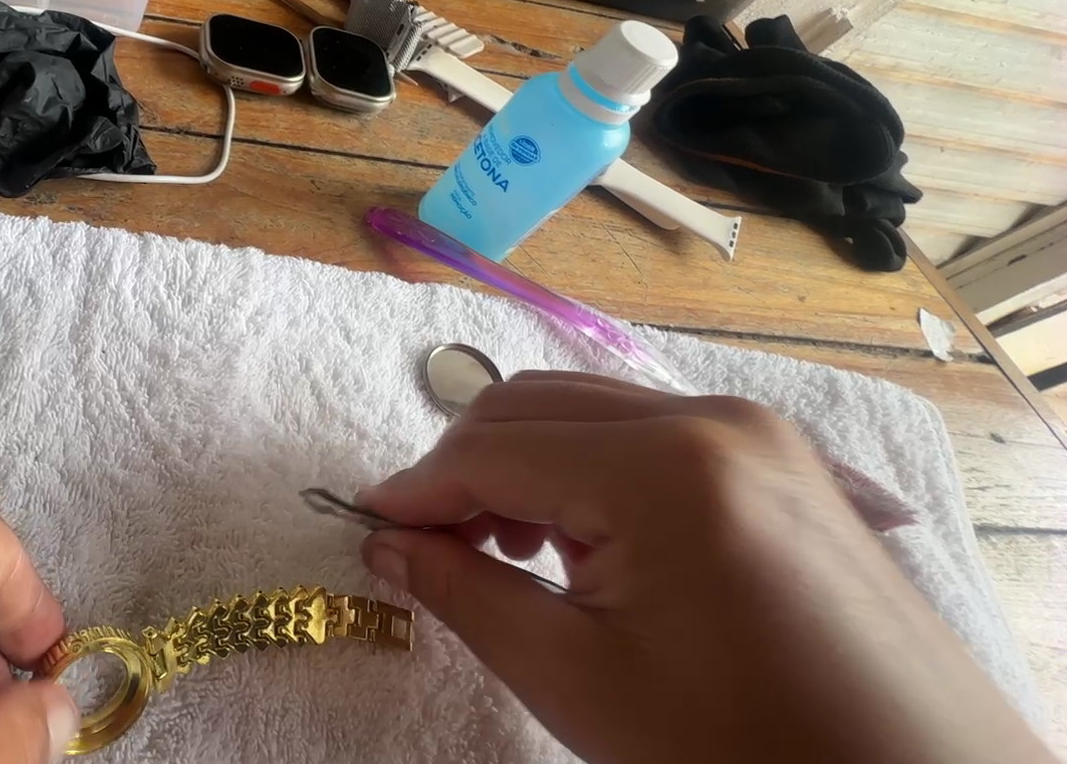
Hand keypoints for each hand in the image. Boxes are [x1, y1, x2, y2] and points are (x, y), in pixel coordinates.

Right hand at [357, 372, 1052, 763]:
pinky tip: (579, 535)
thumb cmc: (744, 757)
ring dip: (516, 463)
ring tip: (507, 544)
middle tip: (431, 540)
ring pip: (576, 410)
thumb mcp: (576, 680)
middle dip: (462, 470)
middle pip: (527, 408)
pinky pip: (635, 429)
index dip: (416, 487)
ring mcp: (751, 426)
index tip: (365, 519)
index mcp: (665, 466)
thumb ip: (461, 591)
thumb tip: (384, 543)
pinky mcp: (771, 451)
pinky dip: (578, 466)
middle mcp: (710, 415)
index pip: (492, 452)